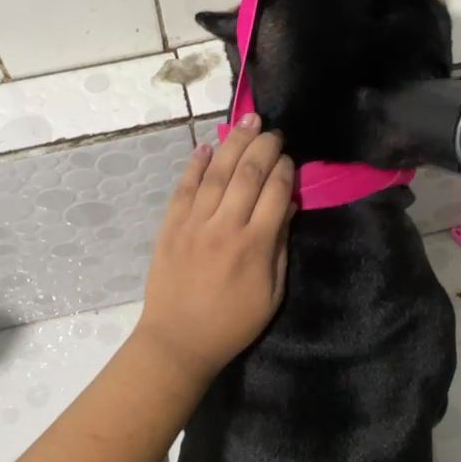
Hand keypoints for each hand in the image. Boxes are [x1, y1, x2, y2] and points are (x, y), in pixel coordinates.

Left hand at [133, 114, 295, 380]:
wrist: (179, 340)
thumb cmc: (233, 324)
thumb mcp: (272, 293)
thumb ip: (279, 247)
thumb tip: (286, 207)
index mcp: (255, 246)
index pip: (275, 191)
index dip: (285, 169)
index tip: (290, 158)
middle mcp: (225, 227)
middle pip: (248, 173)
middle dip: (263, 146)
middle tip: (273, 130)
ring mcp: (194, 224)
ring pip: (216, 172)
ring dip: (233, 142)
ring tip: (247, 121)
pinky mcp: (170, 226)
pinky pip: (184, 187)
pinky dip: (196, 164)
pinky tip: (207, 146)